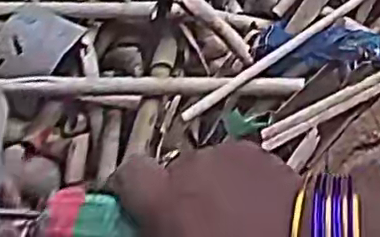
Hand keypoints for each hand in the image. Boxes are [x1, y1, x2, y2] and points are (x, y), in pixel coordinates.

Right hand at [110, 141, 300, 236]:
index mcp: (168, 197)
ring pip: (201, 170)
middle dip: (173, 200)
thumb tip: (146, 229)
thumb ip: (157, 234)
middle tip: (186, 231)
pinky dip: (231, 184)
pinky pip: (230, 166)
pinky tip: (247, 212)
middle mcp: (192, 164)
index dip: (124, 192)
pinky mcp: (255, 150)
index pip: (127, 175)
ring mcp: (225, 152)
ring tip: (224, 225)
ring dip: (205, 192)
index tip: (128, 213)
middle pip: (168, 175)